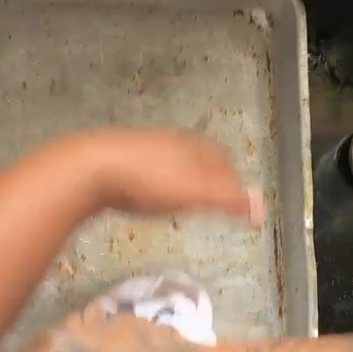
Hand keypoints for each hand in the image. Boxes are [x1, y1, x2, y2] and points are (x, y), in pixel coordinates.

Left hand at [41, 128, 263, 223]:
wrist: (91, 169)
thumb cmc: (149, 181)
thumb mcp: (196, 193)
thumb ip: (229, 200)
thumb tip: (262, 209)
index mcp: (193, 147)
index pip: (222, 162)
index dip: (231, 182)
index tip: (234, 201)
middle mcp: (171, 142)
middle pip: (198, 160)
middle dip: (207, 179)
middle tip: (211, 201)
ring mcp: (143, 148)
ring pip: (171, 164)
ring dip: (180, 181)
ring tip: (182, 202)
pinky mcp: (117, 159)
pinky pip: (146, 170)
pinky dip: (155, 183)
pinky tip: (146, 197)